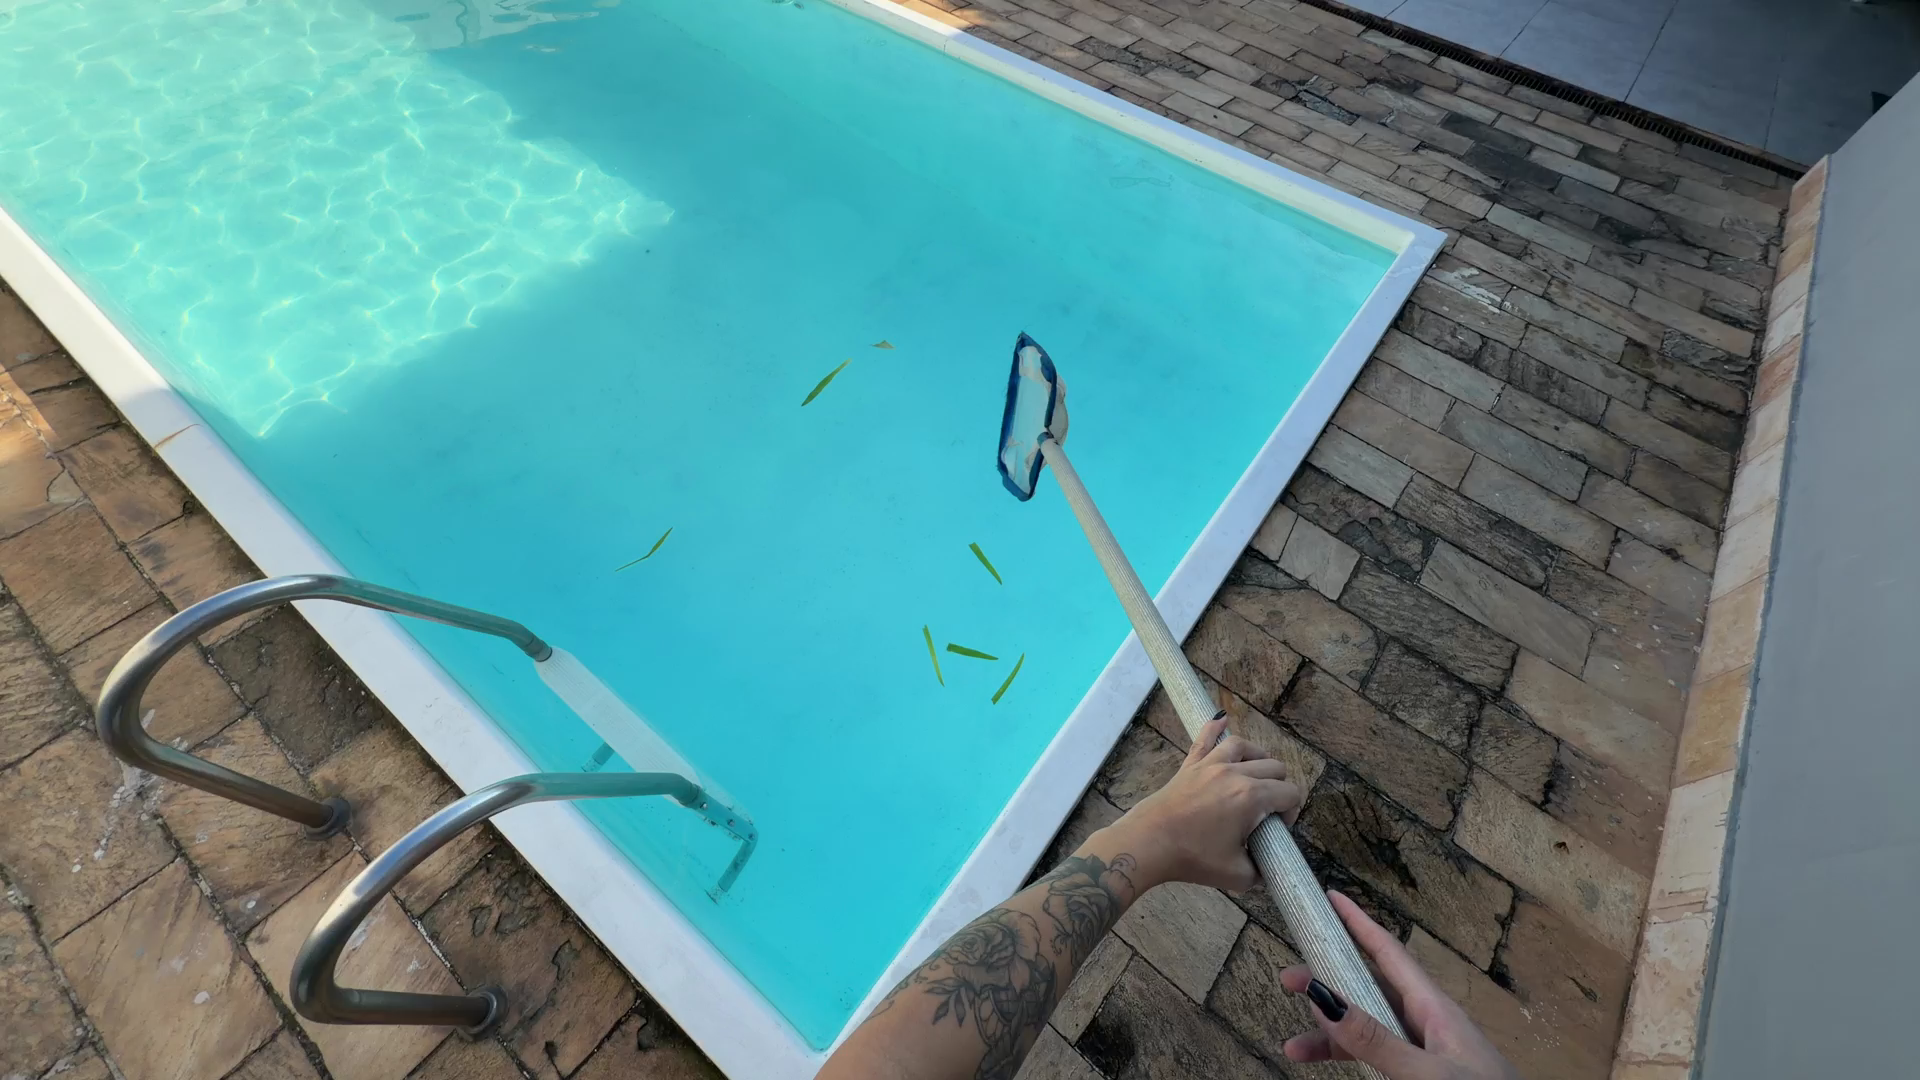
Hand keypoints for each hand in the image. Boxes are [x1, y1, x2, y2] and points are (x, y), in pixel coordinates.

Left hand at [1094, 716, 1300, 892]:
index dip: (1292, 810)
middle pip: (1272, 766)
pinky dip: (1215, 727)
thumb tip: (1264, 868)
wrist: (1150, 841)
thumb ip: (1260, 870)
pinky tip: (1222, 720)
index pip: (1289, 792)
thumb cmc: (1194, 856)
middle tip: (1269, 810)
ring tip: (1259, 774)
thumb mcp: (1238, 875)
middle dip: (1279, 786)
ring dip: (1258, 757)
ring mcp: (1209, 764)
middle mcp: (1234, 773)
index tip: (1279, 827)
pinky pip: (1203, 738)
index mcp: (1251, 797)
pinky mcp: (1189, 764)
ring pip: (1243, 746)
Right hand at [1283, 891, 1522, 1079]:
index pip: (1388, 952)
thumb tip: (1321, 995)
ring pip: (1366, 1030)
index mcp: (1435, 1010)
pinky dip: (1344, 1058)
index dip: (1358, 921)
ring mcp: (1424, 1055)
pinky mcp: (1420, 1078)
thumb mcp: (1431, 1076)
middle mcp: (1426, 1025)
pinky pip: (1374, 1059)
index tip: (1328, 895)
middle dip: (1326, 981)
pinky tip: (1316, 1064)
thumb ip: (1377, 1040)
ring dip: (1329, 1035)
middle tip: (1286, 979)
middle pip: (1368, 989)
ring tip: (1294, 1045)